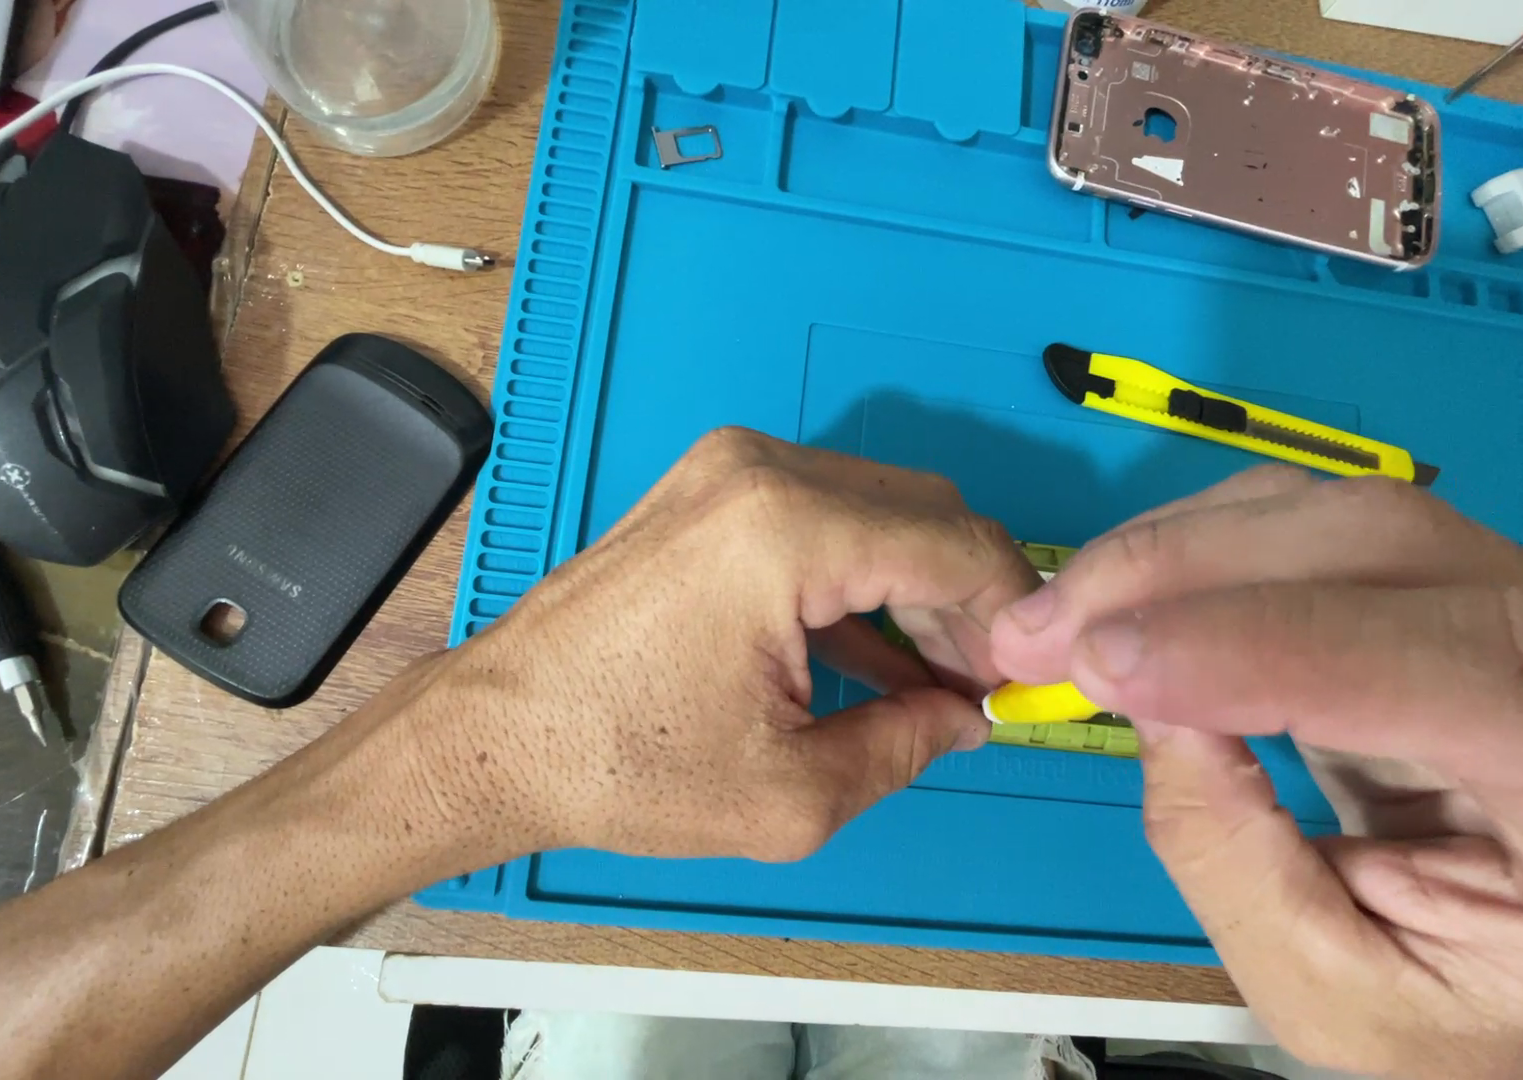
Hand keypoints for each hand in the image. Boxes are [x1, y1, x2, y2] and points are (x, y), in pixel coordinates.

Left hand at [402, 428, 1038, 864]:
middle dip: (969, 596)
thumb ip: (908, 745)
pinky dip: (861, 573)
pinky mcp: (710, 490)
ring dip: (919, 583)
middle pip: (925, 510)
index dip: (1011, 611)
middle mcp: (764, 470)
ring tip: (937, 673)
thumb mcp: (791, 793)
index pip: (957, 545)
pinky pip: (822, 516)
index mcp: (789, 529)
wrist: (497, 732)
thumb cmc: (624, 765)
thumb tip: (968, 714)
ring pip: (879, 507)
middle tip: (980, 681)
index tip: (1025, 671)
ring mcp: (730, 469)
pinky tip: (881, 649)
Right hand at [990, 467, 1522, 1077]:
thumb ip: (1229, 859)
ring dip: (1158, 552)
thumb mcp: (1347, 1000)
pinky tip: (1119, 602)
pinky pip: (1297, 523)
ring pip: (1320, 507)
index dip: (1264, 644)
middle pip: (1373, 539)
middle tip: (1030, 633)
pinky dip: (1183, 550)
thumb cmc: (1497, 1018)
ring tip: (1054, 618)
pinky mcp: (1442, 585)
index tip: (1098, 664)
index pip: (1468, 667)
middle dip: (1169, 571)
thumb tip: (1144, 700)